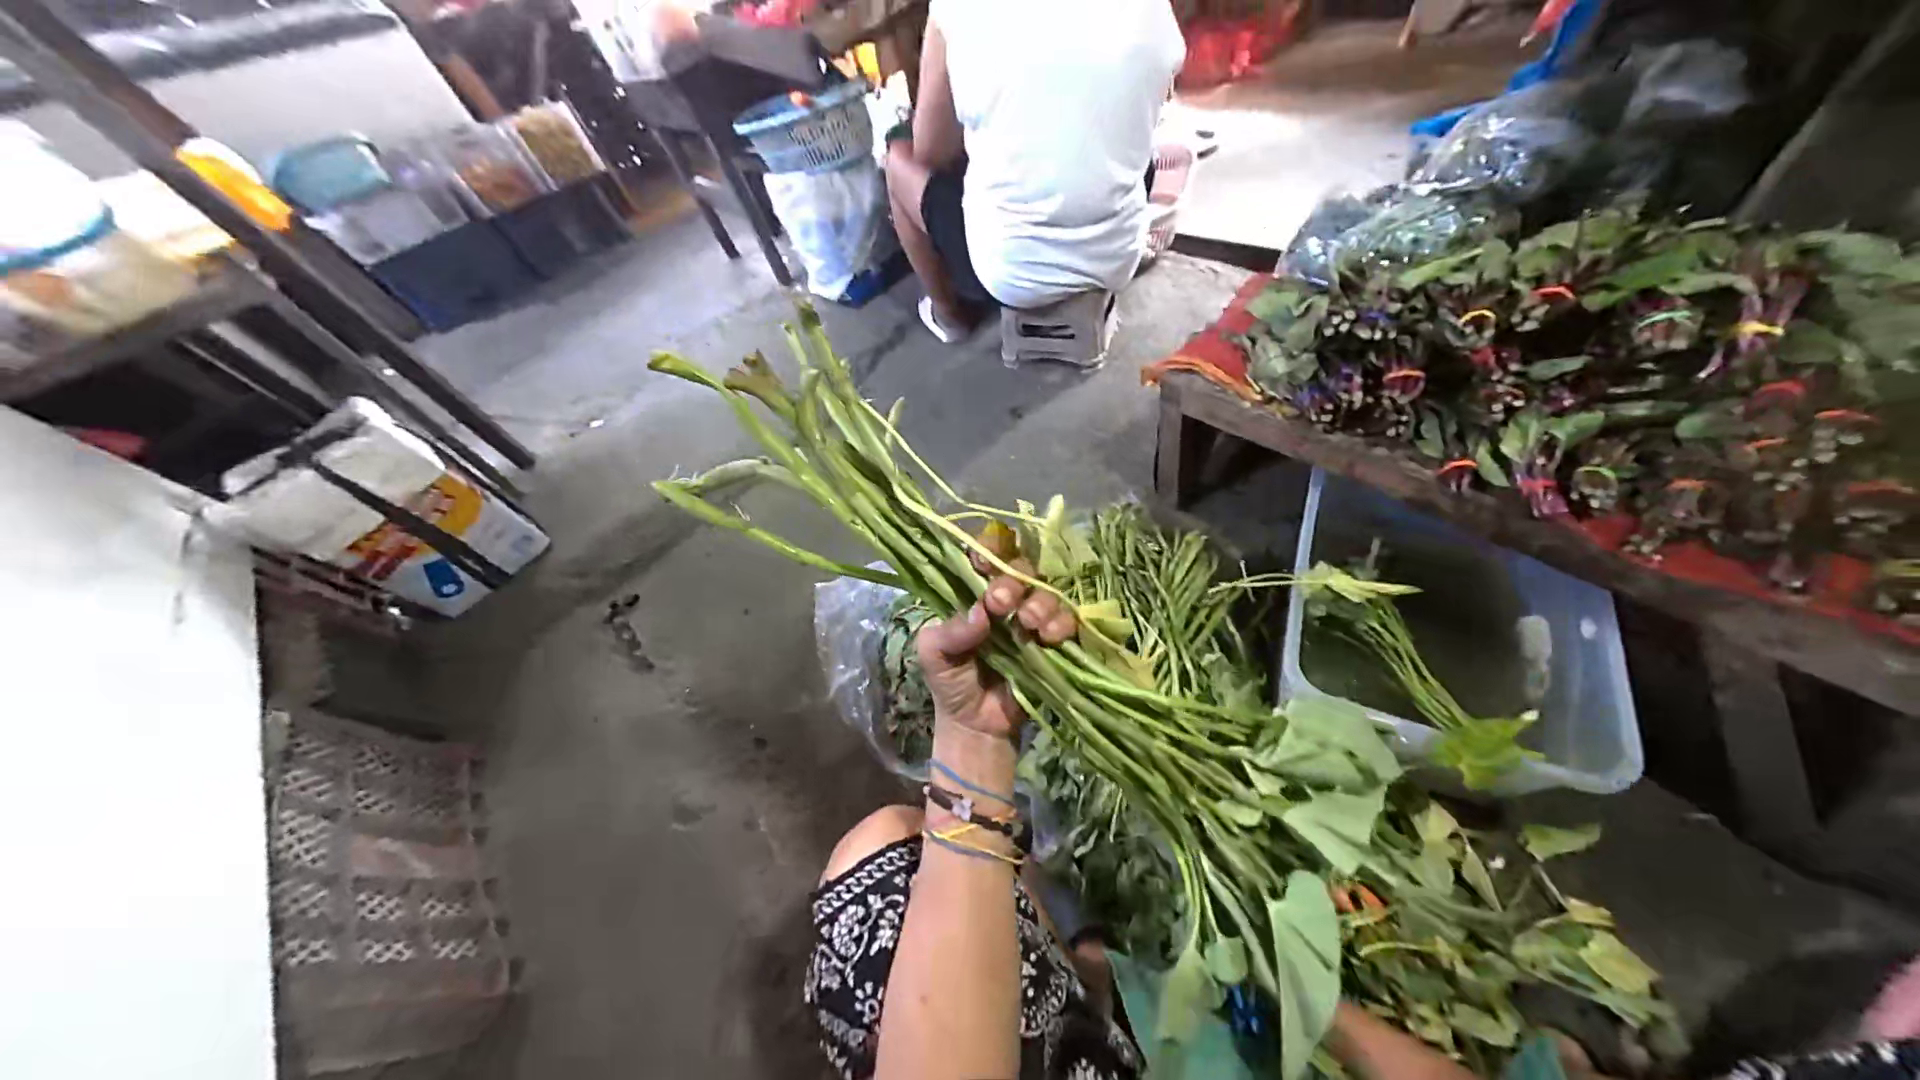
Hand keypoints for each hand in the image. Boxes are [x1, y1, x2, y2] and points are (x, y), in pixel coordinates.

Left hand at [915, 563, 1076, 737]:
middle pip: (1019, 569)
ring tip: (1027, 623)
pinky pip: (1067, 620)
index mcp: (973, 594)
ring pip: (1045, 591)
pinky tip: (1049, 637)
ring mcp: (1030, 618)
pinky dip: (1061, 623)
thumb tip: (980, 612)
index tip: (984, 564)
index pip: (984, 557)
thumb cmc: (950, 682)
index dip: (989, 551)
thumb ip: (950, 632)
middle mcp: (1005, 599)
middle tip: (1000, 603)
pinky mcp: (1053, 641)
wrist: (976, 725)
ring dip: (1040, 602)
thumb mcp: (934, 655)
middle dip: (1012, 580)